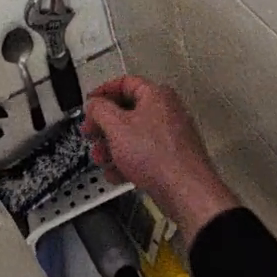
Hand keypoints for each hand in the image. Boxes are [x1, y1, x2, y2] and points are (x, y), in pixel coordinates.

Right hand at [83, 77, 240, 247]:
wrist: (186, 193)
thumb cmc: (156, 156)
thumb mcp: (116, 126)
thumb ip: (99, 109)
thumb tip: (93, 104)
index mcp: (157, 96)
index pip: (125, 83)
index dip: (103, 92)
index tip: (89, 103)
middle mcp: (167, 112)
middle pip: (127, 111)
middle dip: (104, 126)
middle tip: (90, 134)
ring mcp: (171, 136)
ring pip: (133, 135)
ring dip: (112, 147)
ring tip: (100, 159)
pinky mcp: (172, 158)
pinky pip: (144, 154)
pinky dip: (127, 161)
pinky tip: (116, 174)